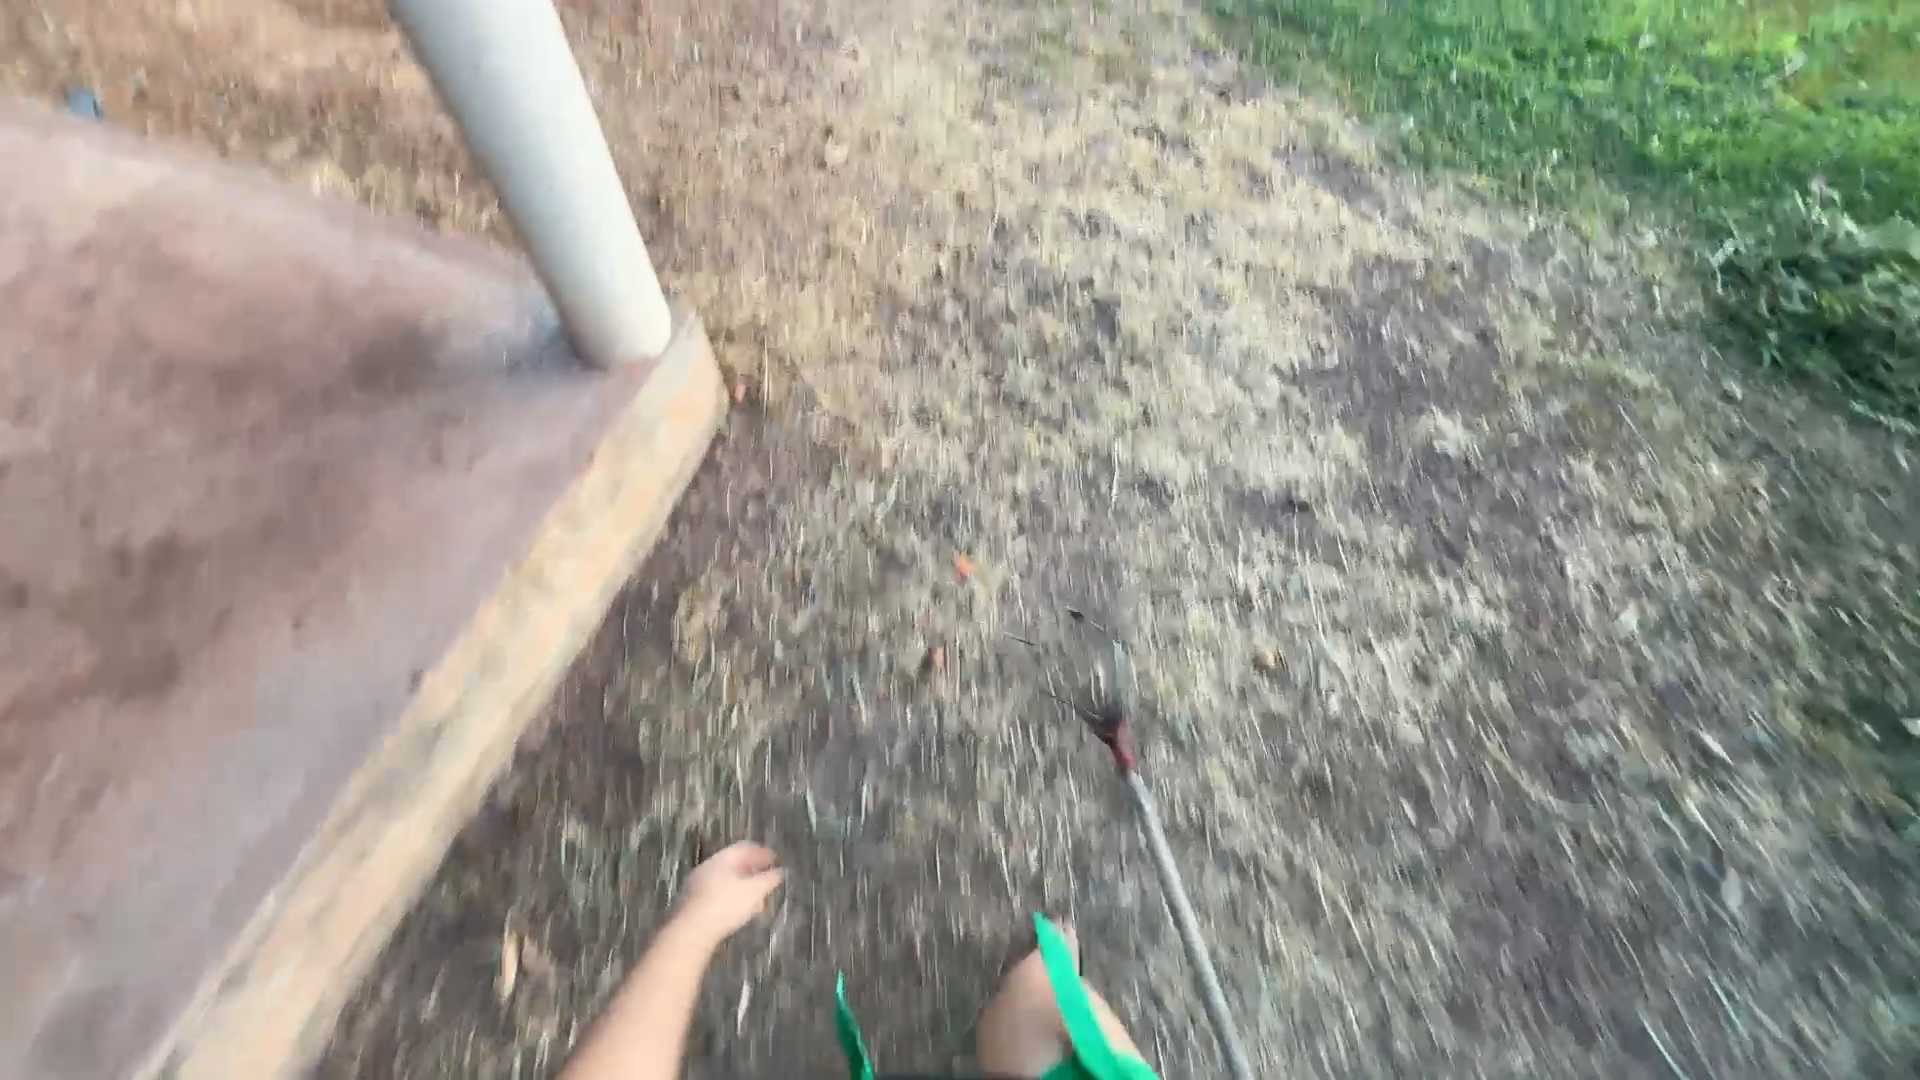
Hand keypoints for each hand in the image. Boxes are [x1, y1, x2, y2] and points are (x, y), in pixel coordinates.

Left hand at [671, 842, 784, 946]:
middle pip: (734, 863)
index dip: (762, 853)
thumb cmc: (726, 906)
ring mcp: (696, 886)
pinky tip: (737, 911)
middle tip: (766, 878)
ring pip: (724, 880)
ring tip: (755, 899)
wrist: (689, 933)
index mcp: (722, 858)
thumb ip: (769, 879)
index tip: (775, 860)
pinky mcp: (690, 904)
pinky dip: (730, 898)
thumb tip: (780, 871)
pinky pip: (715, 894)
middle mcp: (707, 867)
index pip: (745, 848)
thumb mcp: (754, 892)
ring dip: (741, 886)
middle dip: (752, 870)